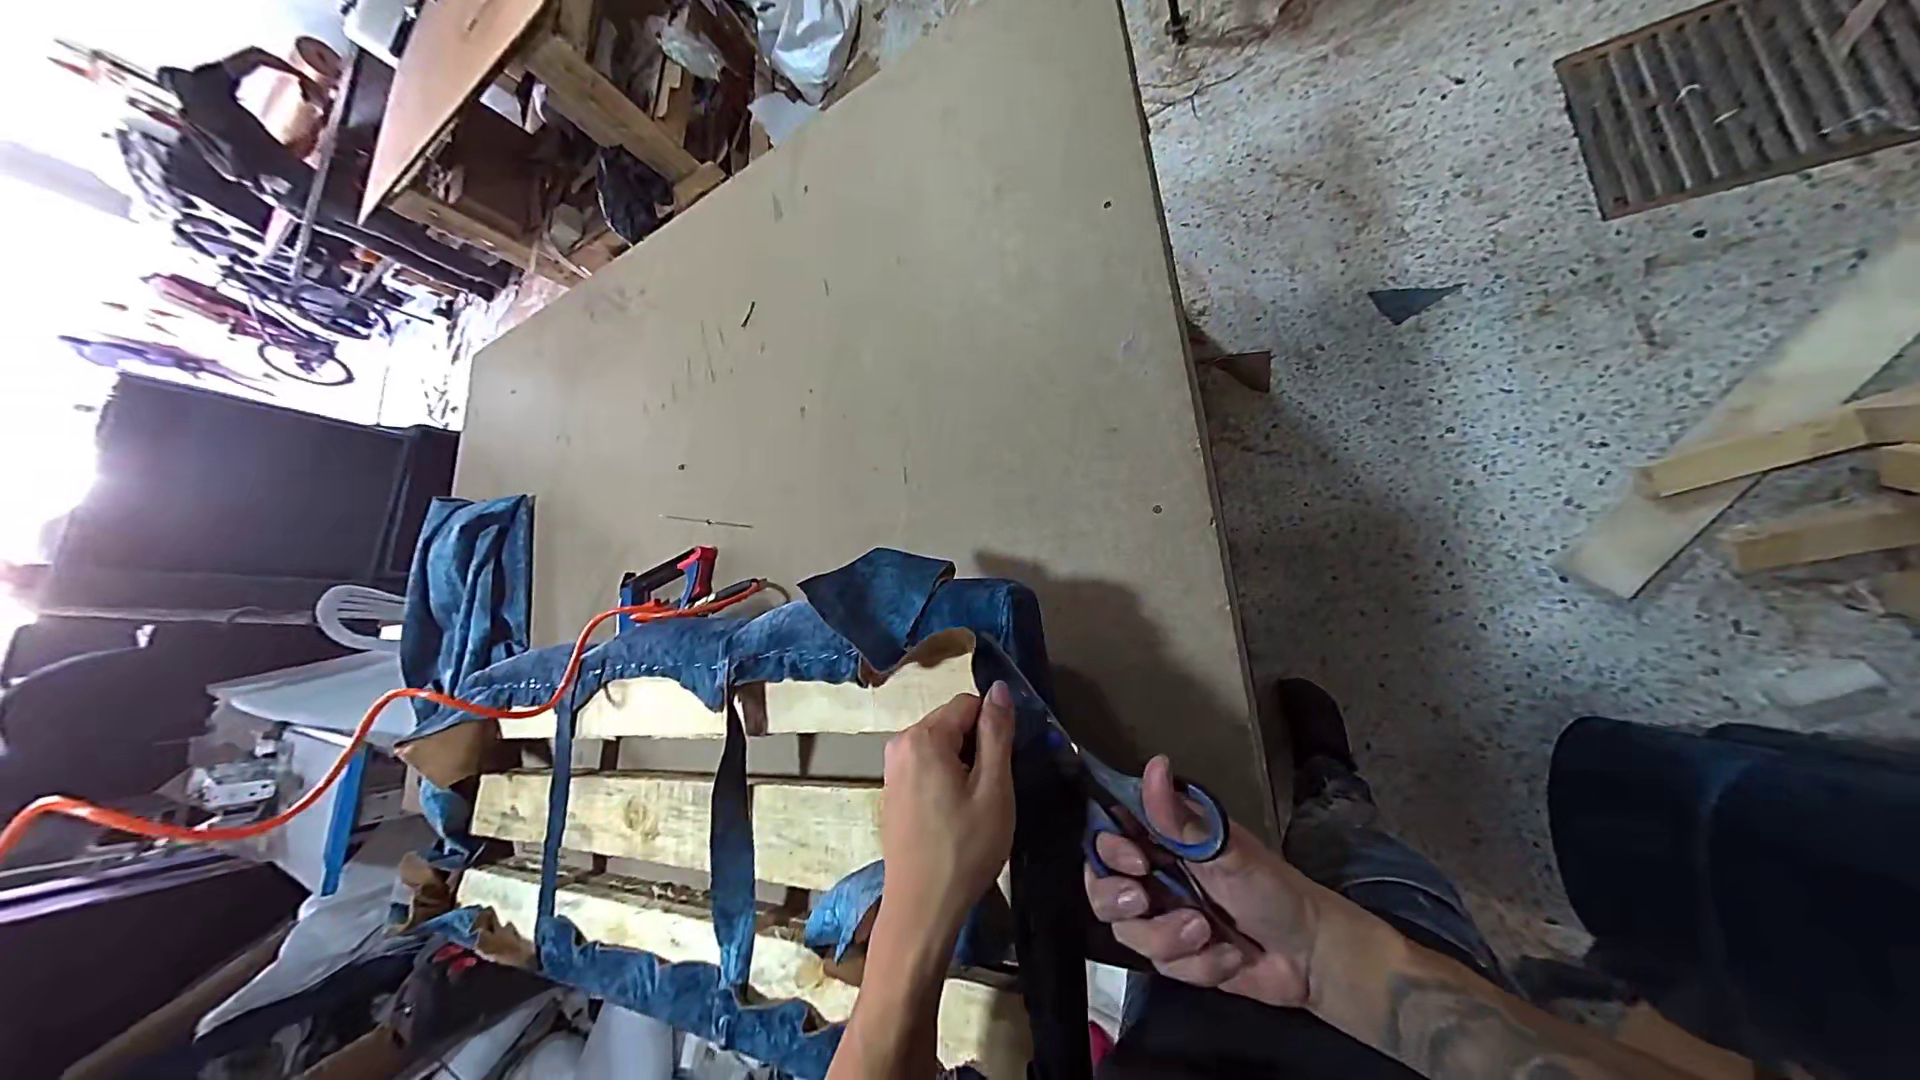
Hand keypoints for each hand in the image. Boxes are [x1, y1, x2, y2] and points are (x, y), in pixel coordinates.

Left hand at [878, 682, 1015, 939]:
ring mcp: (892, 768)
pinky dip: (946, 778)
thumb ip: (996, 733)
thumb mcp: (993, 788)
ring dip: (963, 764)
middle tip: (991, 790)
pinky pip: (927, 765)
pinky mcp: (893, 790)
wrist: (922, 909)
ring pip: (941, 744)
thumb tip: (999, 688)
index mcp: (923, 736)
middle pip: (952, 722)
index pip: (969, 704)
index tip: (1003, 765)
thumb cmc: (964, 849)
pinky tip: (954, 814)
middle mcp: (900, 743)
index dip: (993, 729)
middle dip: (977, 746)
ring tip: (974, 805)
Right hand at [1084, 755, 1320, 1006]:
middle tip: (1143, 899)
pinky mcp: (1175, 956)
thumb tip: (1155, 764)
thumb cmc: (1269, 885)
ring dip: (1167, 937)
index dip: (1108, 849)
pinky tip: (1229, 956)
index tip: (1135, 862)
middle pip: (1100, 886)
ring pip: (1128, 932)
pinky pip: (1163, 966)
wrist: (1310, 954)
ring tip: (1206, 933)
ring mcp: (1160, 916)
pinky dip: (1198, 965)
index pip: (1106, 835)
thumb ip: (1179, 816)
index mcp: (1159, 838)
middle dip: (1117, 899)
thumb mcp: (1224, 847)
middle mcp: (1151, 873)